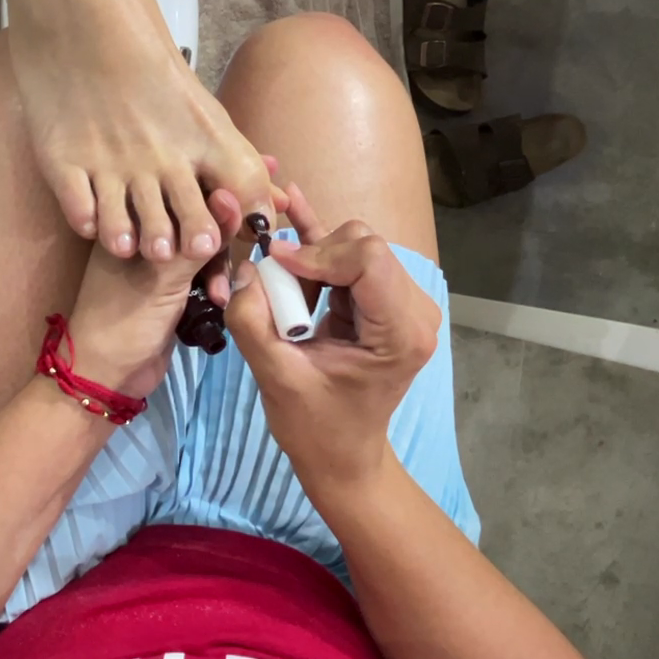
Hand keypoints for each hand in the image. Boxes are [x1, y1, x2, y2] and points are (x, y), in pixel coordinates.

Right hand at [2, 0, 271, 262]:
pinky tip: (92, 218)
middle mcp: (161, 155)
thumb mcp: (198, 103)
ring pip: (132, 230)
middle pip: (191, 224)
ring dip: (136, 242)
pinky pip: (82, 214)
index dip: (246, 229)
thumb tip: (273, 196)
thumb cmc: (143, 55)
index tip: (236, 238)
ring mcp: (110, 161)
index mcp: (202, 134)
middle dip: (191, 247)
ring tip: (132, 244)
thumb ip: (228, 155)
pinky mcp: (64, 161)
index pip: (244, 193)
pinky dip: (90, 224)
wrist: (79, 7)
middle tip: (179, 251)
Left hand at [67, 189, 245, 398]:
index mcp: (131, 219)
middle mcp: (144, 232)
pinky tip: (223, 298)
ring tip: (239, 275)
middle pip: (197, 212)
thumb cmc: (123, 319)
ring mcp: (158, 261)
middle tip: (277, 210)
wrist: (107, 376)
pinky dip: (215, 281)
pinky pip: (202, 271)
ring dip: (223, 262)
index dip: (222, 183)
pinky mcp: (171, 287)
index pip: (181, 186)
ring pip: (203, 244)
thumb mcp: (163, 275)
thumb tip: (232, 195)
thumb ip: (197, 237)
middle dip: (232, 219)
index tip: (262, 179)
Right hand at [224, 186, 441, 479]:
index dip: (317, 254)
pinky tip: (292, 205)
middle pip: (363, 245)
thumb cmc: (315, 426)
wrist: (341, 453)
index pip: (368, 260)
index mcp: (400, 334)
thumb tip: (244, 268)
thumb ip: (252, 320)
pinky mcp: (383, 300)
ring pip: (355, 245)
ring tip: (282, 287)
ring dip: (312, 258)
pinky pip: (350, 257)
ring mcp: (402, 304)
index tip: (275, 266)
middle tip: (275, 282)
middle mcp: (414, 312)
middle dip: (313, 254)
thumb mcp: (275, 377)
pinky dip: (319, 242)